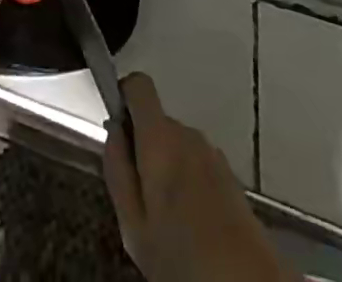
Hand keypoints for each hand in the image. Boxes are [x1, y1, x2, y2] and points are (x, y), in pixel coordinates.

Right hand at [105, 73, 291, 281]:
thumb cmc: (182, 258)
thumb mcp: (132, 222)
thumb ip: (116, 168)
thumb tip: (112, 129)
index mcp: (160, 140)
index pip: (139, 85)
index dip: (123, 96)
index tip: (117, 126)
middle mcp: (189, 136)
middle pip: (156, 119)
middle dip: (142, 145)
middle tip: (138, 192)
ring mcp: (212, 153)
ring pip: (175, 142)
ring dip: (165, 164)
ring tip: (164, 213)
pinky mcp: (229, 172)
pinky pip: (194, 160)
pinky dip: (185, 177)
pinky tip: (188, 218)